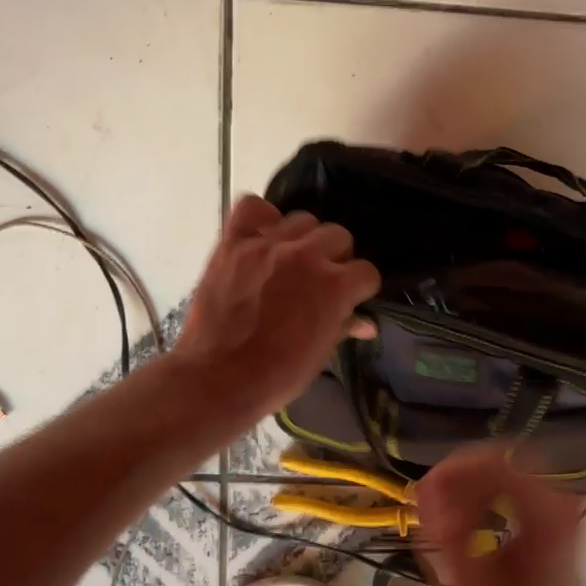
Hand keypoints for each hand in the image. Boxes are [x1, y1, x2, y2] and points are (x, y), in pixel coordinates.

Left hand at [172, 195, 380, 418]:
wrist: (220, 378)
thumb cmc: (278, 375)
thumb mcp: (320, 354)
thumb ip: (344, 327)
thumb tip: (365, 324)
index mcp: (334, 286)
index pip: (366, 272)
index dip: (361, 288)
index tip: (351, 300)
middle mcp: (306, 255)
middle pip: (338, 236)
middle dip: (337, 259)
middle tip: (321, 282)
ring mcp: (267, 245)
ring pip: (302, 219)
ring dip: (305, 239)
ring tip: (293, 262)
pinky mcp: (233, 243)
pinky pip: (252, 207)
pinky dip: (262, 217)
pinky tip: (264, 238)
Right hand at [417, 446, 585, 585]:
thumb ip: (451, 536)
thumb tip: (428, 492)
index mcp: (546, 517)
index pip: (495, 464)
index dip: (452, 471)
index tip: (422, 492)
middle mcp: (559, 501)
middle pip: (499, 460)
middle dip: (456, 476)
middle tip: (425, 503)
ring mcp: (558, 505)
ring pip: (502, 468)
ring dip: (465, 484)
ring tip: (436, 514)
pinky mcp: (551, 512)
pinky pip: (510, 484)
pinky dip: (479, 493)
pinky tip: (458, 518)